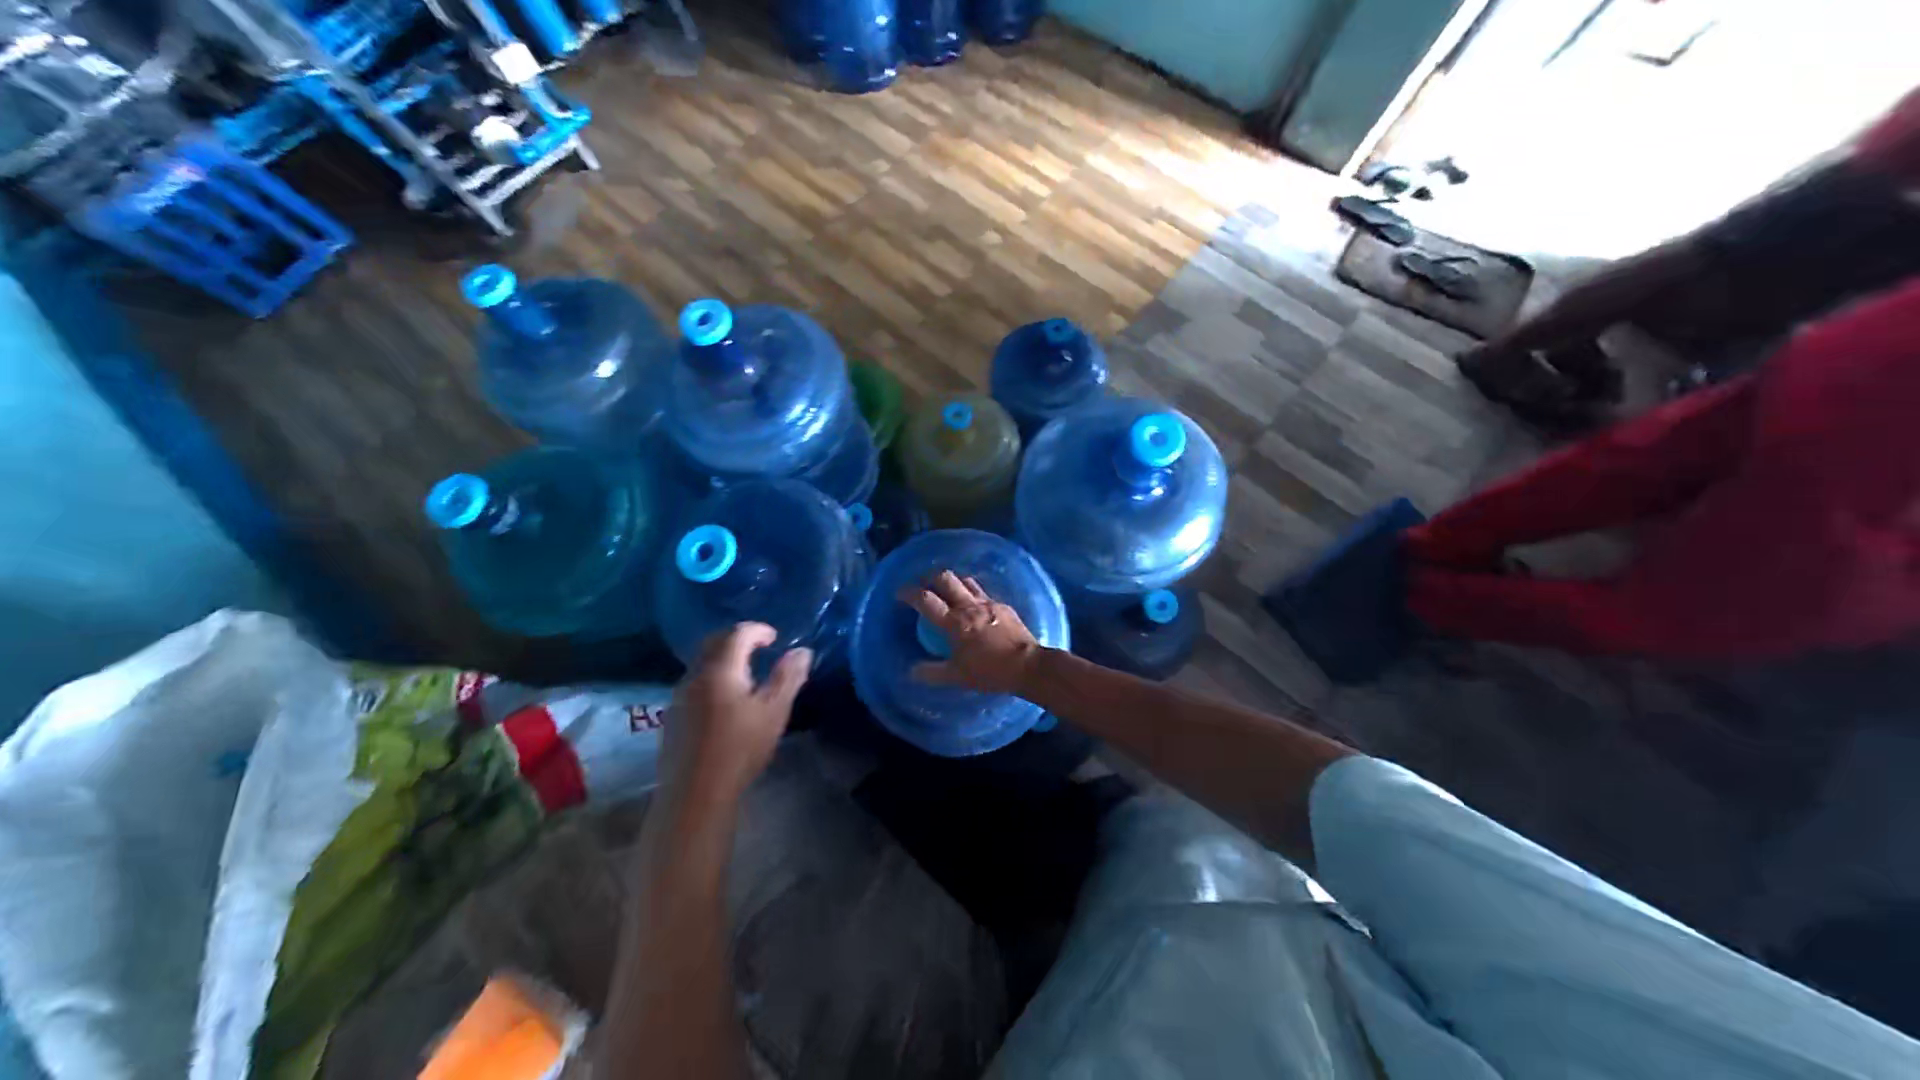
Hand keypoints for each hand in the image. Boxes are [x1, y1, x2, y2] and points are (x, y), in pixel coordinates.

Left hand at [662, 623, 810, 811]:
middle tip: (758, 648)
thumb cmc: (740, 748)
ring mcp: (678, 697)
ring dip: (722, 660)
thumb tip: (802, 651)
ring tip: (744, 676)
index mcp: (720, 669)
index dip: (758, 630)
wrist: (695, 793)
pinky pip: (693, 685)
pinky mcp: (671, 717)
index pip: (737, 634)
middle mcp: (694, 676)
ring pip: (701, 664)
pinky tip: (723, 704)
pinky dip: (711, 680)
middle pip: (713, 643)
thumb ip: (788, 677)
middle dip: (736, 639)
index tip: (774, 638)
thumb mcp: (774, 712)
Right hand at [900, 571, 1041, 694]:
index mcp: (954, 622)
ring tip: (946, 590)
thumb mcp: (957, 677)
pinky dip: (971, 593)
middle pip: (945, 578)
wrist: (1028, 665)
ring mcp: (987, 603)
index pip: (925, 599)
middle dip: (929, 578)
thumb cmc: (990, 672)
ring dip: (952, 581)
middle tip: (923, 586)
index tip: (899, 593)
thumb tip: (911, 672)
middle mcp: (969, 606)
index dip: (908, 592)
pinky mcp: (1002, 605)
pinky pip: (983, 592)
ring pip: (965, 580)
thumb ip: (931, 673)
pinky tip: (973, 604)